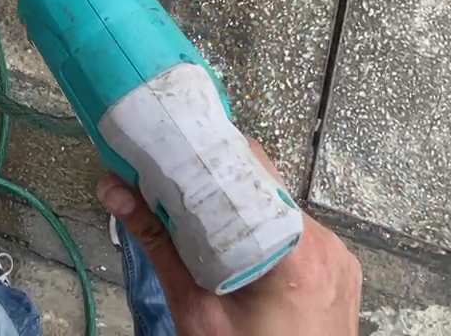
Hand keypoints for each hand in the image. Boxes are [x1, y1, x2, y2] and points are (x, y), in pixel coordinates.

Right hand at [97, 140, 360, 335]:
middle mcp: (329, 246)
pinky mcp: (340, 274)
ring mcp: (341, 260)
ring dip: (238, 205)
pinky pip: (294, 233)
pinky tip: (233, 240)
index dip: (210, 150)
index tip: (174, 142)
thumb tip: (110, 186)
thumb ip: (156, 242)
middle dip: (217, 179)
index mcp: (300, 251)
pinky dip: (261, 230)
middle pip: (264, 186)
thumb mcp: (194, 308)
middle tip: (174, 176)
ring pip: (277, 208)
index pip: (253, 168)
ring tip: (197, 209)